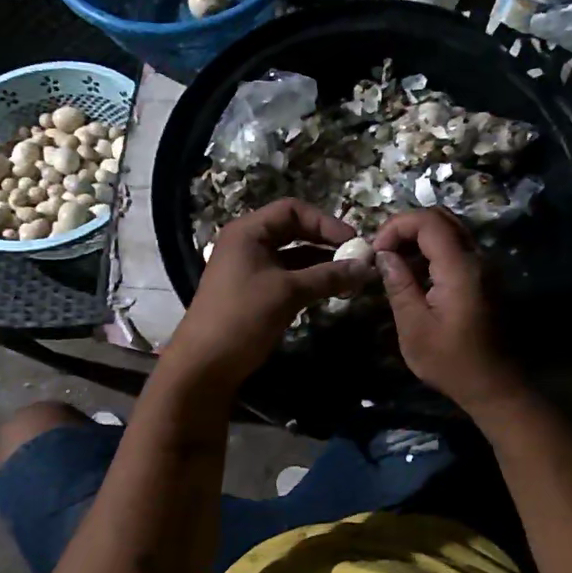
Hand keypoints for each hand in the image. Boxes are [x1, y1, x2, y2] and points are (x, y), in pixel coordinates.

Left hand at [167, 199, 373, 383]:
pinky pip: (286, 277)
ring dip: (321, 264)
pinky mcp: (253, 292)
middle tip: (357, 259)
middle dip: (326, 243)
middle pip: (293, 231)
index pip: (292, 210)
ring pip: (292, 256)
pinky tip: (331, 291)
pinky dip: (308, 281)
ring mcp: (248, 268)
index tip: (353, 242)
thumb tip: (367, 266)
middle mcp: (247, 243)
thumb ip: (328, 276)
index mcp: (248, 232)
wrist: (205, 363)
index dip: (325, 222)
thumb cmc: (242, 317)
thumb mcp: (287, 292)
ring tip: (352, 278)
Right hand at [372, 208, 524, 410]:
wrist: (494, 386)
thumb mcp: (414, 327)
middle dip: (406, 227)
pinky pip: (455, 250)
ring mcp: (484, 268)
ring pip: (449, 232)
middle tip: (381, 251)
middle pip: (442, 219)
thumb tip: (383, 256)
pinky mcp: (483, 279)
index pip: (428, 222)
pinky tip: (411, 275)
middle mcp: (478, 260)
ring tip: (391, 263)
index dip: (396, 226)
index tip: (375, 251)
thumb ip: (399, 285)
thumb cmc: (451, 362)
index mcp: (460, 269)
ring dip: (417, 239)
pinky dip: (430, 252)